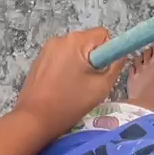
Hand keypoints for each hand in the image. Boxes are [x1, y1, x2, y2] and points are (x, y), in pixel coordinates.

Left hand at [11, 28, 125, 135]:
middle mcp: (61, 38)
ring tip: (74, 87)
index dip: (108, 52)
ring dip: (79, 64)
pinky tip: (61, 87)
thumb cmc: (69, 103)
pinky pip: (61, 57)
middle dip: (92, 59)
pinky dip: (65, 68)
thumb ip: (115, 66)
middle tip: (89, 83)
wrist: (33, 119)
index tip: (102, 71)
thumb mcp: (101, 87)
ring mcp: (47, 47)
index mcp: (76, 41)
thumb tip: (120, 55)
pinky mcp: (39, 58)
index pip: (103, 35)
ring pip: (74, 51)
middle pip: (88, 42)